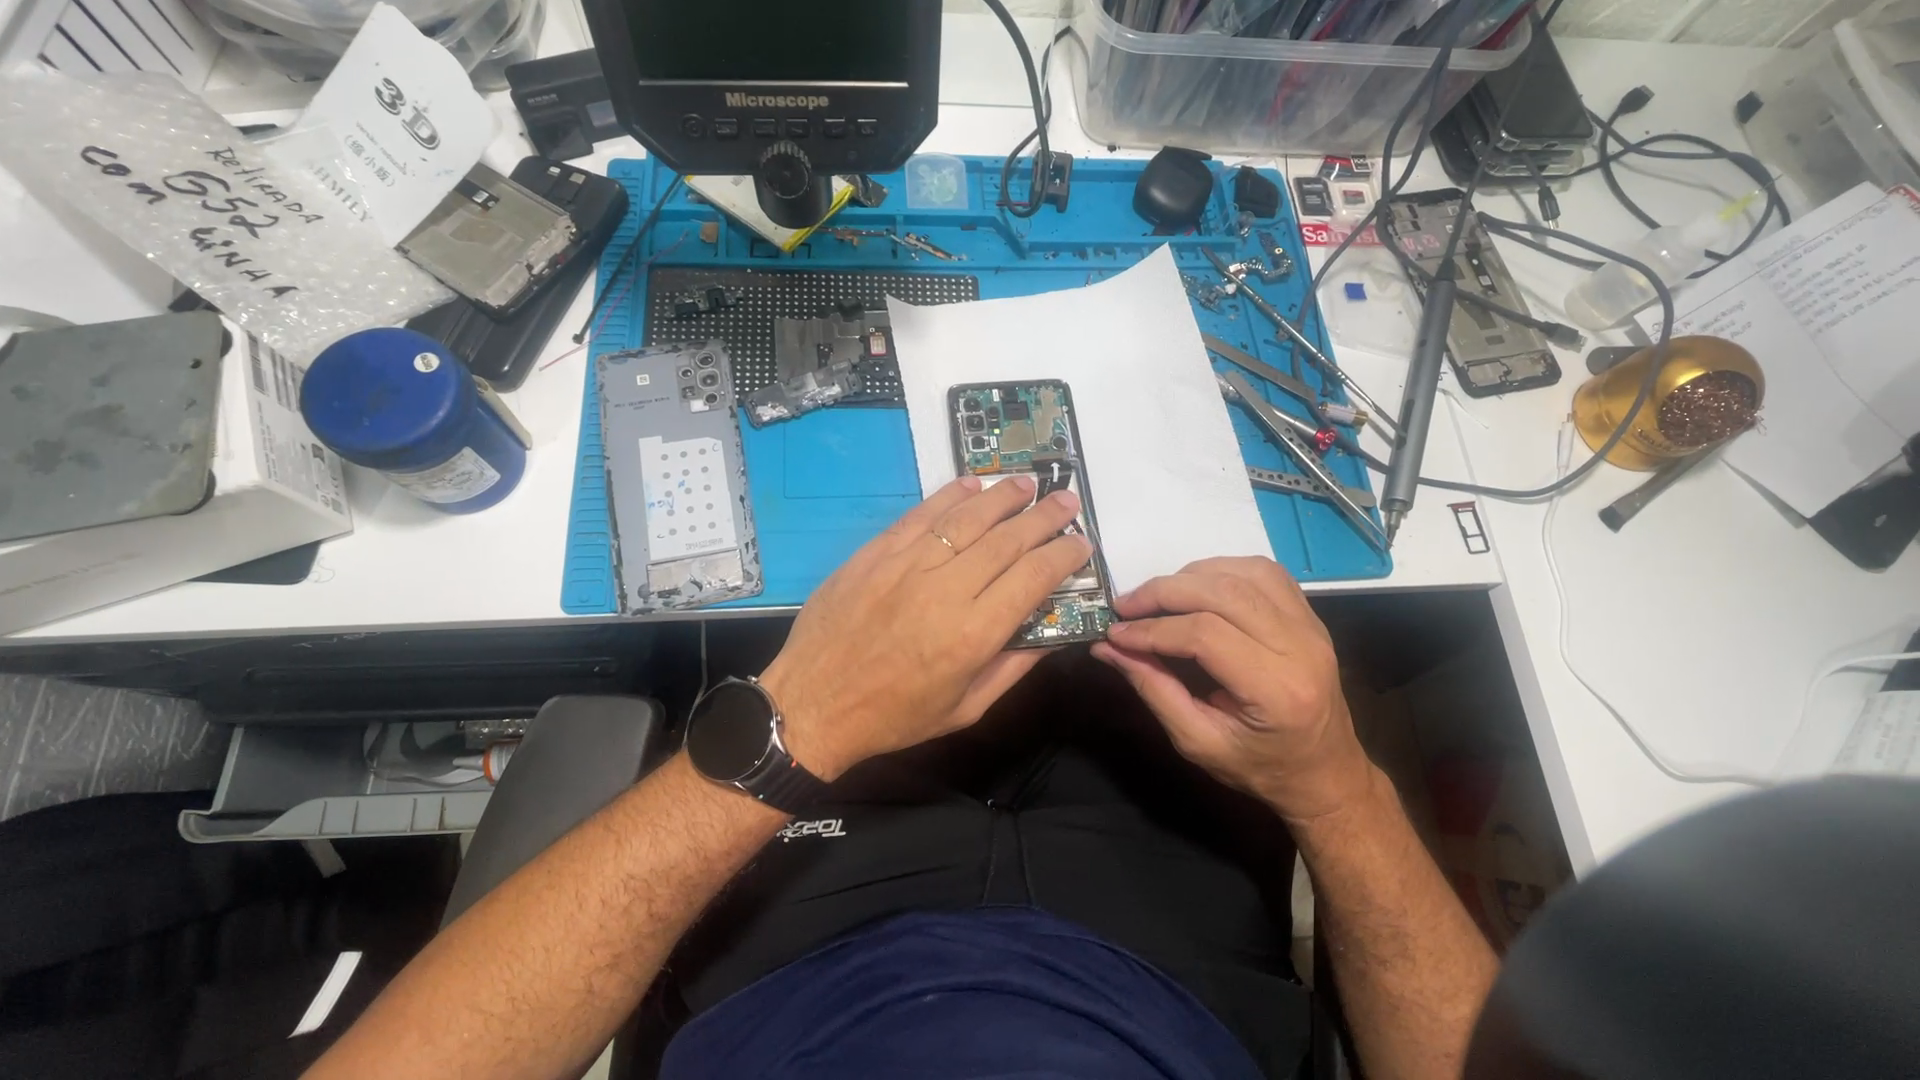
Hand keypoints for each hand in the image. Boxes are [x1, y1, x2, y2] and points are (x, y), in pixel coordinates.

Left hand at [762, 476, 1092, 780]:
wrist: (813, 706)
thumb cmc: (894, 717)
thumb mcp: (965, 708)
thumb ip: (1013, 667)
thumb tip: (1053, 633)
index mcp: (972, 634)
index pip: (1032, 578)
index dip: (1063, 557)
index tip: (1081, 545)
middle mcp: (944, 590)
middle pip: (1006, 541)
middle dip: (1043, 518)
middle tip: (1067, 501)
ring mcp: (906, 567)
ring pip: (965, 520)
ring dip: (1002, 498)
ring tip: (1027, 485)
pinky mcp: (875, 555)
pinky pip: (919, 517)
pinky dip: (948, 496)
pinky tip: (970, 485)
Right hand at [1091, 556, 1374, 823]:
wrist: (1323, 772)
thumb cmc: (1259, 767)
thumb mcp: (1197, 741)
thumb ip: (1153, 689)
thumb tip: (1107, 647)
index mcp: (1276, 690)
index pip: (1205, 635)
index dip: (1153, 629)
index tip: (1114, 634)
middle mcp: (1301, 648)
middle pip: (1224, 592)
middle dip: (1164, 591)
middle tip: (1125, 606)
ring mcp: (1311, 626)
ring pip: (1244, 572)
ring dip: (1191, 576)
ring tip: (1156, 597)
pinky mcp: (1310, 616)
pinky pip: (1264, 573)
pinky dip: (1221, 571)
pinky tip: (1195, 588)